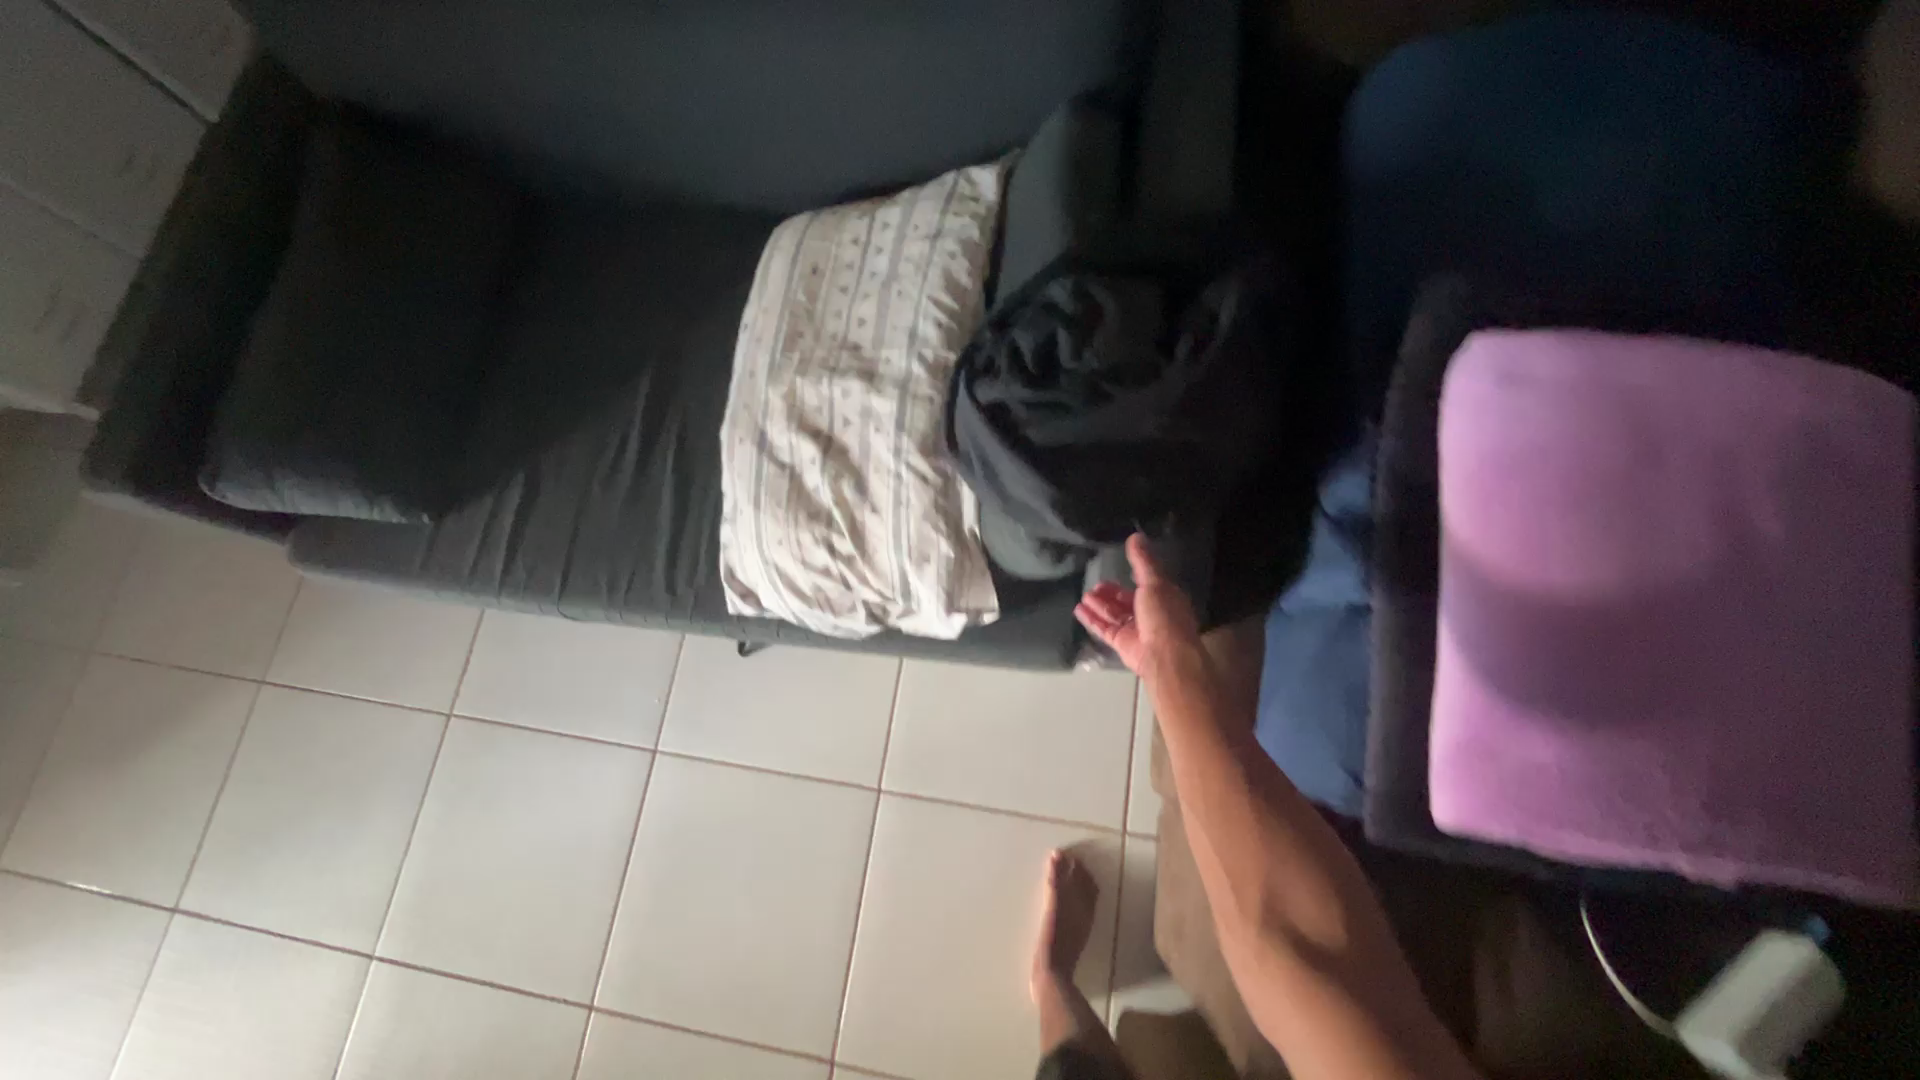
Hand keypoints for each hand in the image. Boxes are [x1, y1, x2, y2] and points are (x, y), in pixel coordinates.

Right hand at [1074, 534, 1201, 677]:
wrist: (1165, 656)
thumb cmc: (1165, 616)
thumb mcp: (1155, 582)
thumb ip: (1142, 561)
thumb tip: (1136, 536)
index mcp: (1164, 598)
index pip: (1147, 584)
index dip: (1133, 576)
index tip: (1118, 567)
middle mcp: (1151, 614)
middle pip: (1127, 600)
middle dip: (1111, 593)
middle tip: (1095, 585)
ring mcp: (1136, 630)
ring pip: (1114, 614)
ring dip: (1099, 605)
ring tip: (1084, 595)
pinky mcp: (1122, 643)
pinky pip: (1104, 628)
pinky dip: (1092, 619)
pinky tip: (1079, 610)